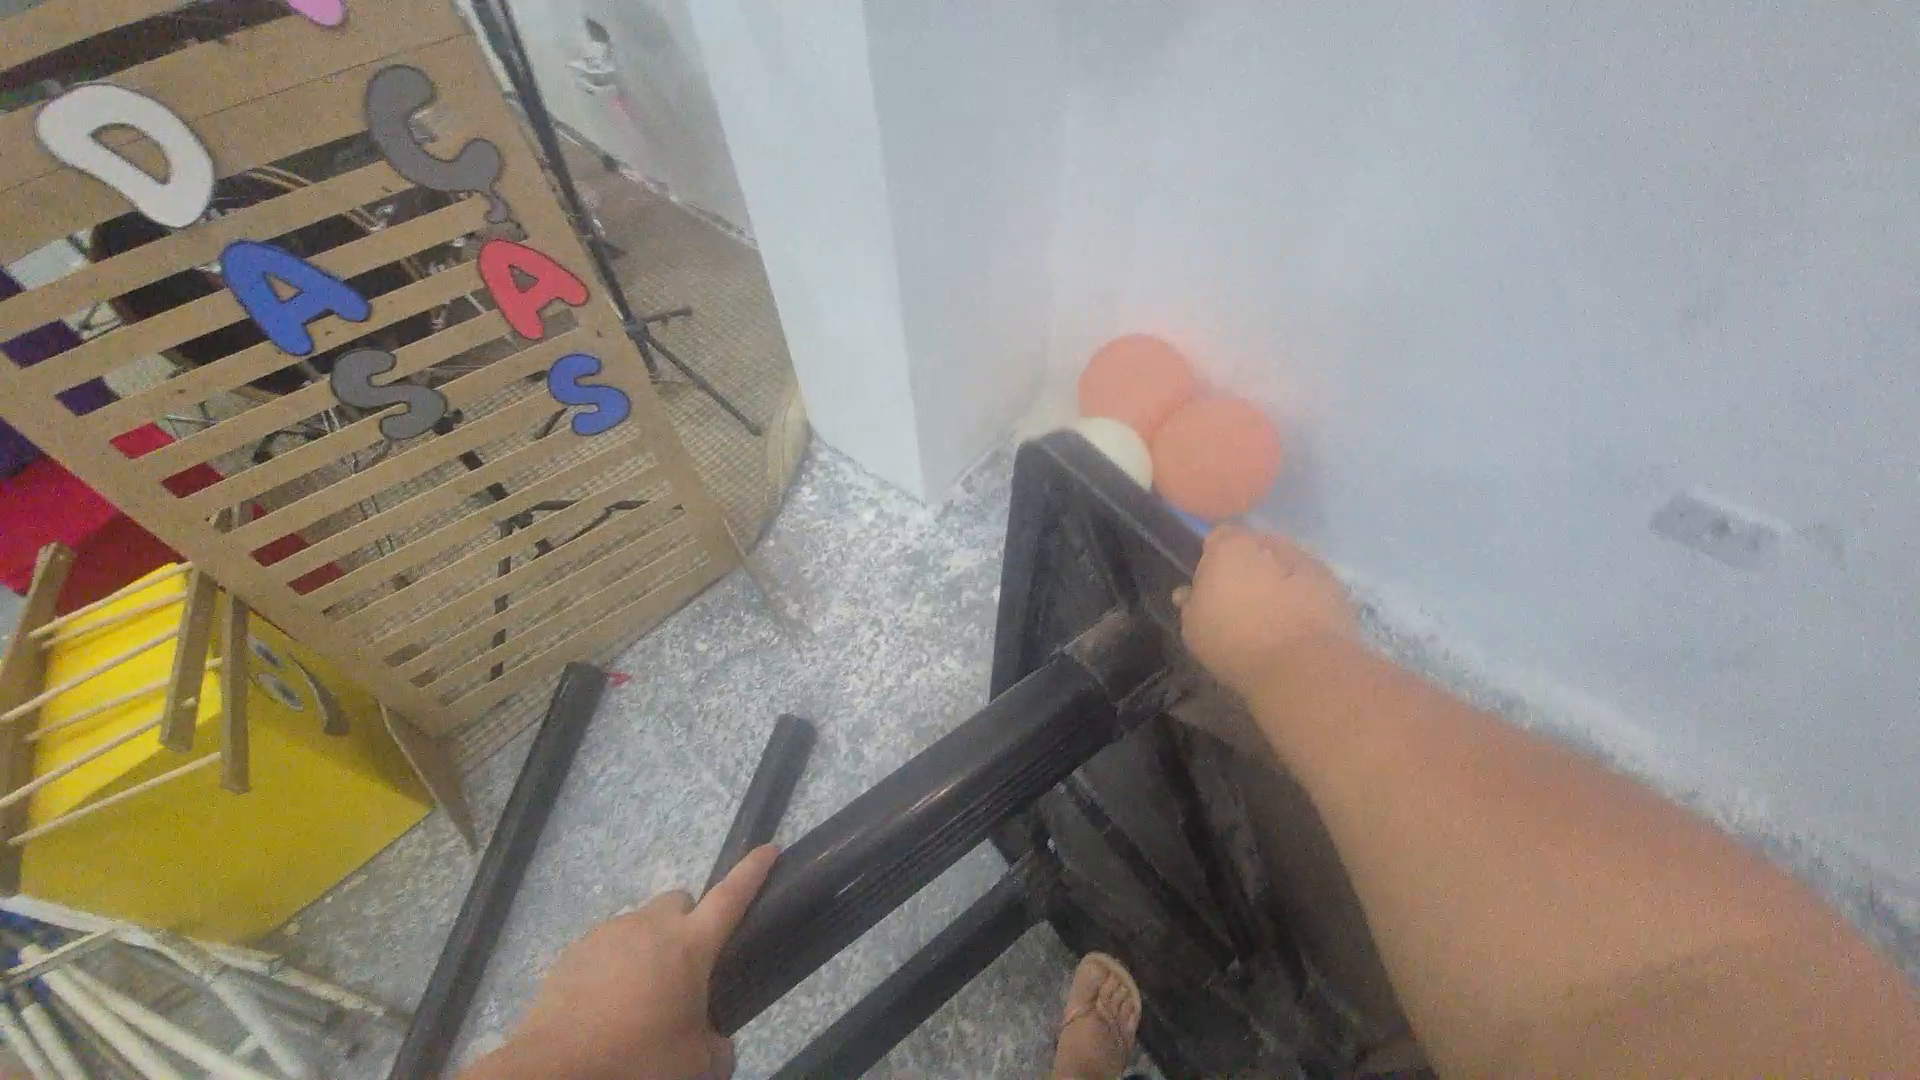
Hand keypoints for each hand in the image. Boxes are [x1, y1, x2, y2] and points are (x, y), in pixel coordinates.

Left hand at [474, 845, 777, 1079]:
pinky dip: (613, 966)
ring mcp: (610, 934)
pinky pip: (606, 947)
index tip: (769, 849)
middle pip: (681, 901)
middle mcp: (652, 926)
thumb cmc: (636, 1061)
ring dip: (648, 947)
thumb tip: (716, 1043)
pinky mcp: (574, 952)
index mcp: (691, 945)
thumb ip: (717, 1047)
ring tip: (637, 997)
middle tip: (684, 968)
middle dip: (688, 922)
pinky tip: (603, 1007)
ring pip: (641, 924)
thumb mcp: (694, 1066)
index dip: (753, 871)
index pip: (732, 895)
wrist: (552, 1075)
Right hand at [1173, 525, 1354, 698]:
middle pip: (1255, 548)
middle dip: (1248, 566)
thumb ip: (1191, 603)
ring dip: (1278, 580)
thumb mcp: (1193, 628)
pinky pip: (1310, 586)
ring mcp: (1307, 563)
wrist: (1302, 666)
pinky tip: (1297, 626)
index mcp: (1231, 548)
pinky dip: (1304, 598)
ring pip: (1285, 565)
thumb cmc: (1235, 642)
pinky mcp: (1336, 586)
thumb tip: (1189, 593)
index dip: (1213, 558)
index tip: (1210, 584)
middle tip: (1240, 600)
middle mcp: (1270, 545)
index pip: (1218, 536)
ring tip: (1272, 616)